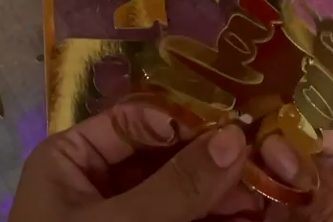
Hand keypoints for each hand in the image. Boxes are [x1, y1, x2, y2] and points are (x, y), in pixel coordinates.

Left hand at [10, 100, 266, 220]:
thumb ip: (176, 186)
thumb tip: (234, 138)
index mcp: (70, 161)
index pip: (131, 122)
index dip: (180, 120)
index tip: (232, 126)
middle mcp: (94, 185)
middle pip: (158, 158)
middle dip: (207, 161)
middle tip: (259, 163)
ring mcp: (118, 221)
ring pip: (175, 194)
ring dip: (216, 193)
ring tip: (262, 192)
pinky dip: (208, 220)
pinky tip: (243, 216)